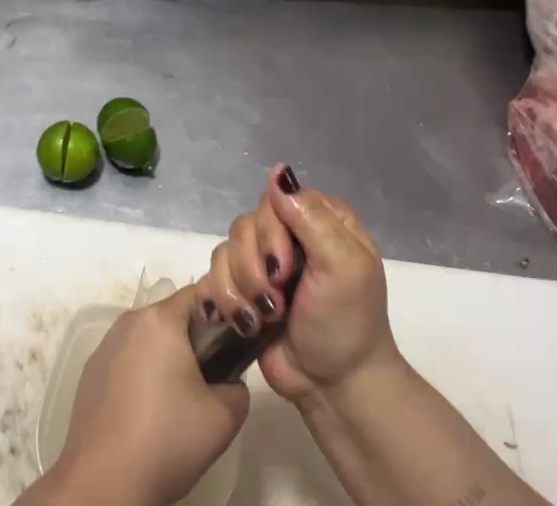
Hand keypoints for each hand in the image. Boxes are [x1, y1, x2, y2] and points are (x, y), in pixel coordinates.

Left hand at [43, 285, 248, 505]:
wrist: (103, 484)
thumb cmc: (167, 440)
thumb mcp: (225, 415)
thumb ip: (239, 384)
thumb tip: (226, 380)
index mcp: (160, 320)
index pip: (201, 295)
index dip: (224, 314)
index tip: (234, 346)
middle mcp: (128, 323)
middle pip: (173, 316)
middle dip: (196, 341)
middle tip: (212, 380)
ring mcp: (104, 348)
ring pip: (150, 340)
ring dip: (168, 359)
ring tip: (180, 402)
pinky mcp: (90, 374)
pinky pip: (128, 361)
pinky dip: (143, 375)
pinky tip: (149, 414)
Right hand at [196, 164, 398, 404]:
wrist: (333, 384)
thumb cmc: (346, 323)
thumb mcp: (344, 267)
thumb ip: (312, 218)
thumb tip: (277, 172)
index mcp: (320, 220)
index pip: (276, 200)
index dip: (271, 232)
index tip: (286, 268)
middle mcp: (288, 235)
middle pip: (244, 226)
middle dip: (254, 268)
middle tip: (278, 300)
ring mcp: (261, 264)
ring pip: (223, 252)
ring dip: (240, 291)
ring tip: (264, 318)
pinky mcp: (240, 292)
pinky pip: (210, 278)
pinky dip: (222, 301)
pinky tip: (242, 322)